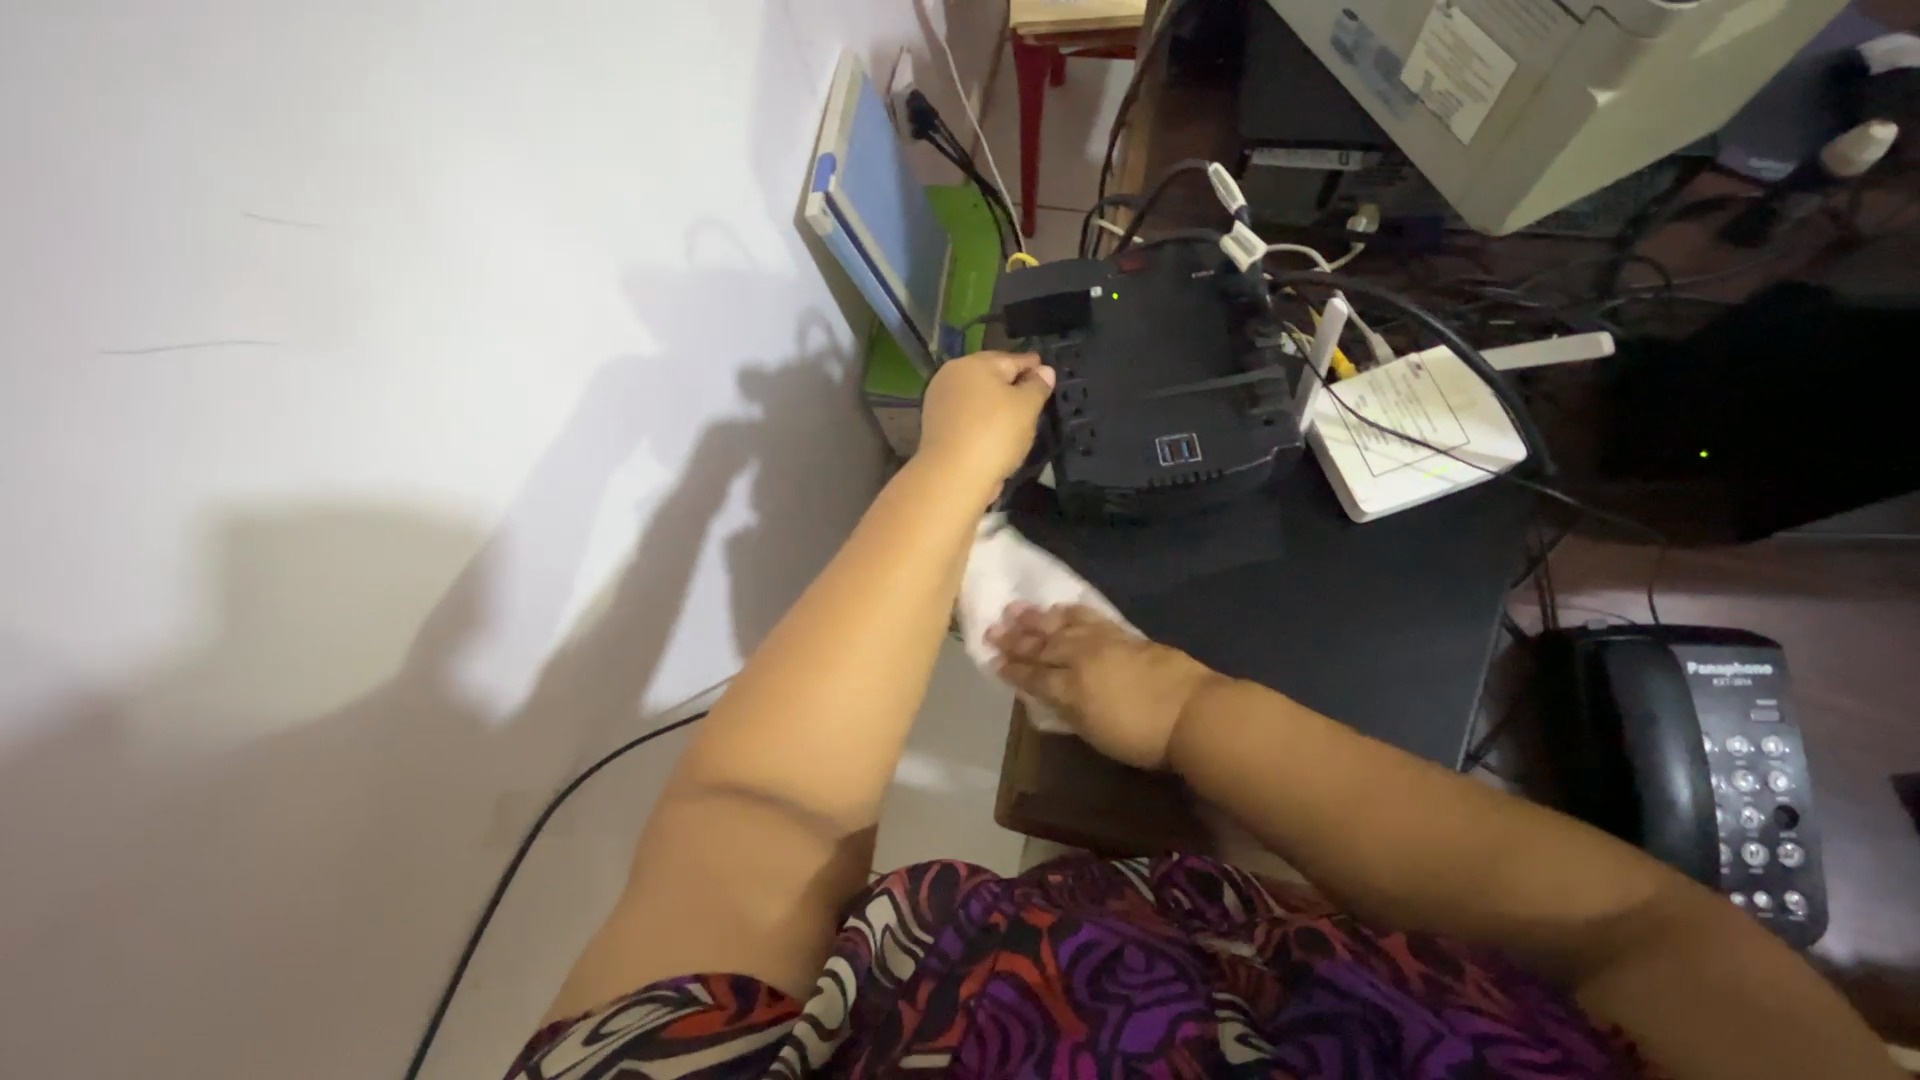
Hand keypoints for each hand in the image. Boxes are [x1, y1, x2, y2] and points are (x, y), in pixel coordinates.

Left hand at [918, 351, 1054, 494]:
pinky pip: (968, 415)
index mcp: (974, 363)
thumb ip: (1037, 385)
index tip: (1046, 370)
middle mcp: (952, 375)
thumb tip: (1045, 370)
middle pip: (991, 376)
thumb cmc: (995, 434)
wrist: (953, 476)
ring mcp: (940, 401)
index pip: (1012, 359)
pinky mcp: (936, 425)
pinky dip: (982, 418)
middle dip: (1012, 383)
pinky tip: (995, 429)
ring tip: (1017, 413)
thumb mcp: (1027, 407)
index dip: (1032, 365)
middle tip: (1034, 393)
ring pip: (978, 396)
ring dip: (996, 402)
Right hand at [986, 603, 1223, 769]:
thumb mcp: (1095, 734)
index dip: (1012, 669)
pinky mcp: (1124, 634)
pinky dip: (1070, 613)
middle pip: (1042, 646)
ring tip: (1016, 610)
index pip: (1033, 677)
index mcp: (1070, 689)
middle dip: (1016, 639)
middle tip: (993, 629)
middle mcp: (1080, 659)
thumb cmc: (1144, 738)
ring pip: (1062, 626)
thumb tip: (1049, 696)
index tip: (993, 660)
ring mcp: (1103, 642)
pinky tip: (1060, 609)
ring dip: (1037, 619)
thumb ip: (1068, 711)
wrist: (1193, 713)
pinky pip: (1089, 618)